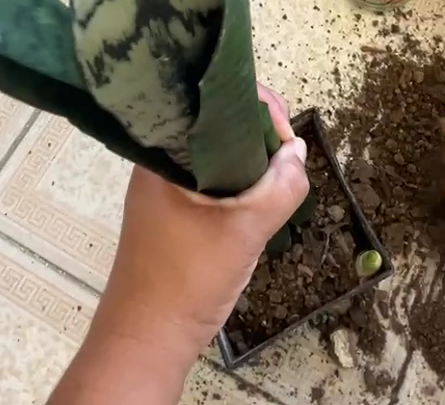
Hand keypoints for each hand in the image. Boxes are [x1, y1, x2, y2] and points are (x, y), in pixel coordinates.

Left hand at [88, 86, 310, 358]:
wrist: (146, 342)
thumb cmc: (187, 278)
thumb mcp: (245, 230)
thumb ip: (280, 187)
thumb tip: (298, 153)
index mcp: (165, 150)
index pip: (214, 101)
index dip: (258, 108)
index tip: (286, 138)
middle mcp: (161, 159)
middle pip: (218, 124)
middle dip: (259, 135)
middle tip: (288, 159)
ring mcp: (165, 186)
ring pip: (217, 153)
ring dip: (250, 161)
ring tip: (278, 176)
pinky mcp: (172, 209)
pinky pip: (211, 178)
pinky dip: (237, 182)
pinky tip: (258, 197)